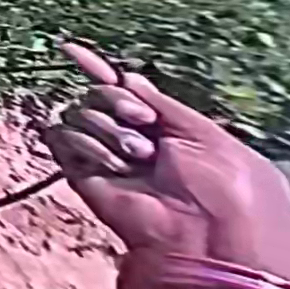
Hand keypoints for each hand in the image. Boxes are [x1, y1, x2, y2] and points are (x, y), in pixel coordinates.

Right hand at [42, 41, 289, 286]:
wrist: (205, 240)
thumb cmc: (227, 192)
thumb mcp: (210, 138)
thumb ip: (163, 104)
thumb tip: (126, 77)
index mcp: (166, 129)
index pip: (123, 90)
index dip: (96, 69)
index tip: (68, 48)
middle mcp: (130, 137)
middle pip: (98, 95)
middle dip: (116, 102)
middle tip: (141, 122)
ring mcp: (102, 153)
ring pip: (79, 113)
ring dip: (108, 131)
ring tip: (136, 158)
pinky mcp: (78, 168)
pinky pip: (62, 136)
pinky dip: (86, 146)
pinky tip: (112, 166)